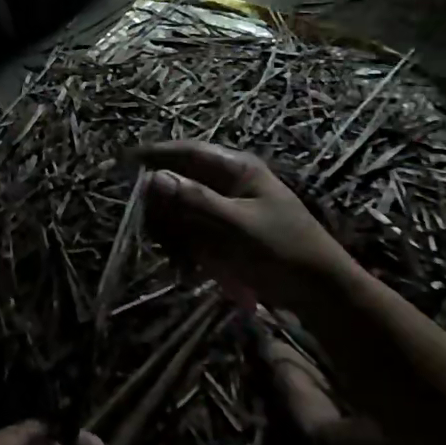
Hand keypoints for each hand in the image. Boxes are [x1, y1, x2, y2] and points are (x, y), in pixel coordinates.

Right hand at [135, 141, 353, 308]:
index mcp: (236, 169)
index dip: (156, 154)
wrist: (321, 292)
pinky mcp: (224, 234)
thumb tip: (154, 178)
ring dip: (172, 232)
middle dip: (162, 205)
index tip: (125, 161)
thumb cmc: (285, 249)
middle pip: (179, 182)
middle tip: (147, 228)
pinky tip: (185, 268)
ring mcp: (225, 209)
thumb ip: (196, 201)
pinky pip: (192, 234)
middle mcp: (228, 183)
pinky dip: (184, 248)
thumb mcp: (239, 225)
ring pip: (182, 211)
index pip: (188, 152)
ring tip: (174, 257)